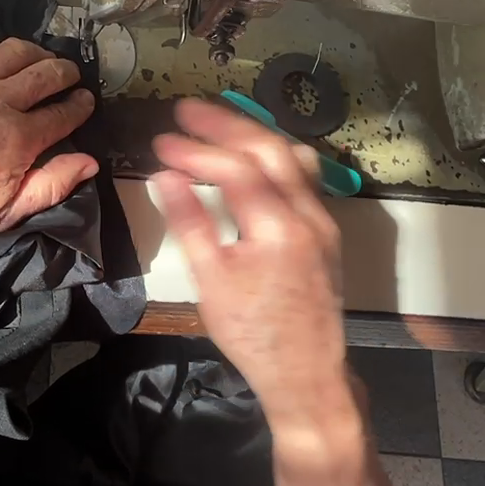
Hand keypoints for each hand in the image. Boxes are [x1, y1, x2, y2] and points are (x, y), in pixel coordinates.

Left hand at [0, 39, 98, 247]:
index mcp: (20, 138)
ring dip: (38, 52)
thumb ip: (49, 186)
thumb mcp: (2, 214)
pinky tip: (1, 56)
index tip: (87, 101)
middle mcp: (1, 100)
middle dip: (67, 72)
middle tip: (72, 75)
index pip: (63, 113)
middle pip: (46, 73)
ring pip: (16, 50)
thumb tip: (90, 162)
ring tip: (44, 58)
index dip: (80, 106)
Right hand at [151, 98, 345, 409]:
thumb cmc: (253, 333)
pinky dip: (273, 156)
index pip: (235, 168)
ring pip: (292, 157)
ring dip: (253, 134)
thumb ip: (191, 223)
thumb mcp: (211, 281)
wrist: (308, 375)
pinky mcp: (324, 231)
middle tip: (187, 110)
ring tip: (219, 124)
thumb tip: (166, 175)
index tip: (160, 141)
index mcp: (279, 227)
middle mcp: (309, 214)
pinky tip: (253, 159)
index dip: (195, 149)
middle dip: (226, 124)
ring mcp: (322, 221)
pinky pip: (303, 175)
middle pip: (269, 148)